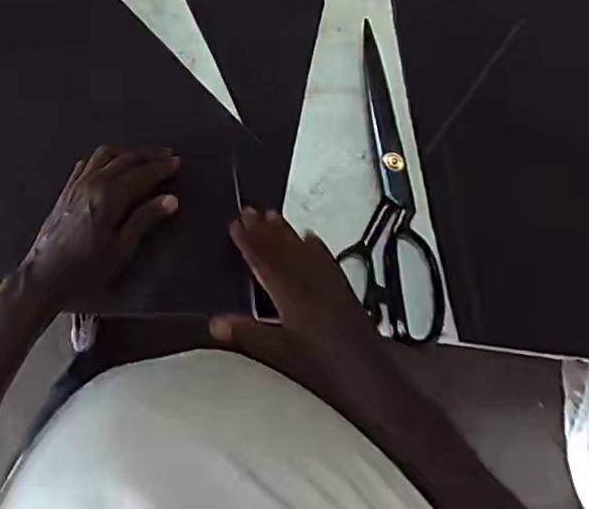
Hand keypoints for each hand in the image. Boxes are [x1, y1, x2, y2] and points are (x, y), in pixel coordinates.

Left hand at [15, 144, 179, 311]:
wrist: (44, 276)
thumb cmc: (85, 270)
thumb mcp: (121, 250)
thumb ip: (145, 220)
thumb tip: (170, 199)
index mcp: (109, 196)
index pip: (141, 174)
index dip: (160, 168)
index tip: (176, 162)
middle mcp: (93, 182)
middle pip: (125, 159)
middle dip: (148, 156)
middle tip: (167, 156)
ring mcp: (77, 183)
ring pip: (105, 154)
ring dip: (126, 152)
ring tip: (142, 157)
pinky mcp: (66, 188)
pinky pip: (87, 162)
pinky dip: (104, 157)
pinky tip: (109, 163)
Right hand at [209, 208, 386, 387]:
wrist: (371, 379)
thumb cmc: (325, 369)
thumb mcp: (280, 354)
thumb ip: (247, 335)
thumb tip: (217, 323)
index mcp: (289, 293)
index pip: (263, 258)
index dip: (247, 240)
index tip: (235, 224)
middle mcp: (308, 281)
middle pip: (281, 247)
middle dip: (262, 228)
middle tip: (248, 210)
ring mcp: (327, 282)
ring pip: (300, 247)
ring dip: (284, 230)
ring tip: (272, 215)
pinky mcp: (343, 289)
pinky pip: (324, 257)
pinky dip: (313, 244)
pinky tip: (310, 238)